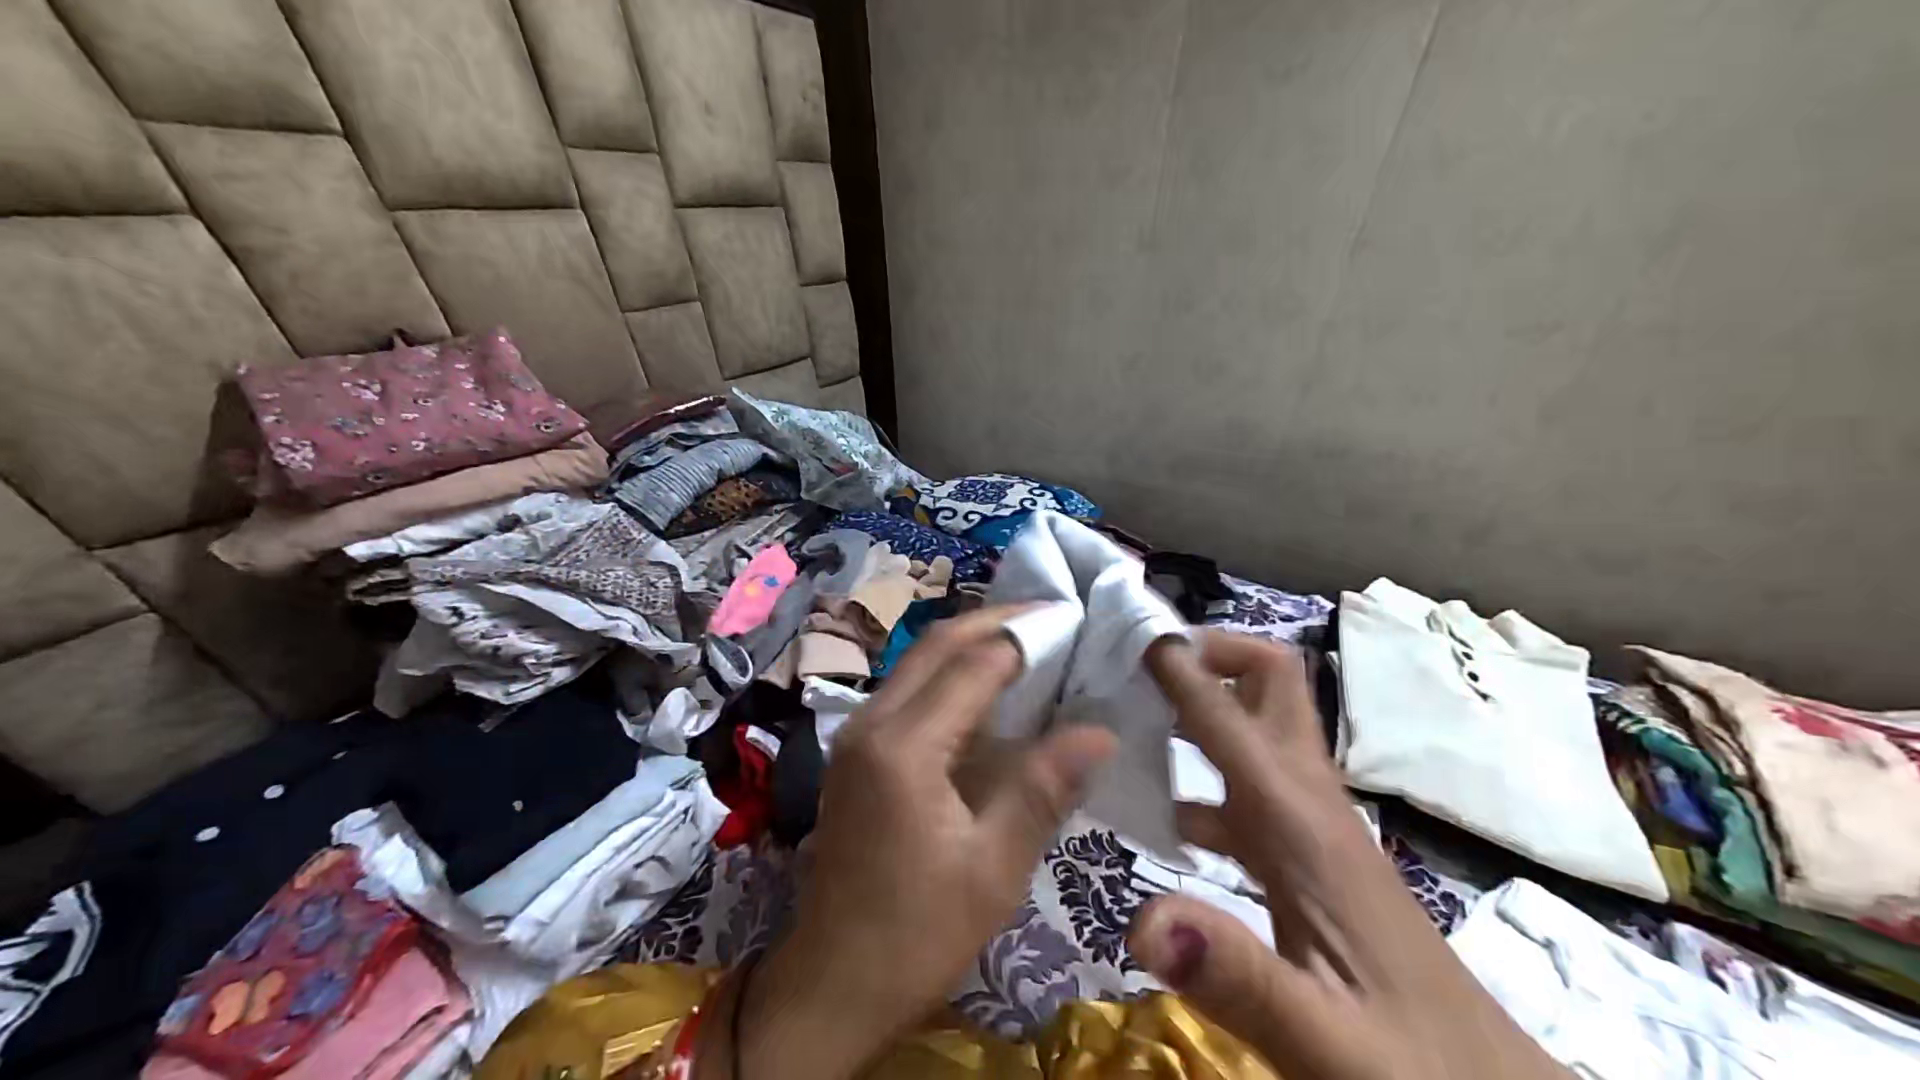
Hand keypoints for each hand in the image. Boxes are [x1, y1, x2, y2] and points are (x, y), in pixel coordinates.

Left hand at [715, 607, 1117, 1079]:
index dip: (1025, 638)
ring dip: (970, 644)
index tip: (1073, 621)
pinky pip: (907, 690)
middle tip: (1051, 616)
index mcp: (903, 746)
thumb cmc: (918, 931)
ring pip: (917, 662)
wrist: (833, 982)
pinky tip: (988, 691)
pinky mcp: (855, 752)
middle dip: (994, 622)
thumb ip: (1042, 788)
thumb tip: (1099, 730)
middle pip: (936, 644)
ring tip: (1029, 643)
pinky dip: (949, 675)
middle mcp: (871, 723)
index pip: (972, 664)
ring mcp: (855, 734)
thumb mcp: (993, 867)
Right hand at [1130, 631, 1570, 1079]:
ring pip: (1256, 729)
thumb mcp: (1326, 1041)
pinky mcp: (1304, 856)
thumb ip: (1236, 977)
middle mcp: (1308, 805)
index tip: (1130, 636)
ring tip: (1128, 711)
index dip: (1184, 669)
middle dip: (1212, 655)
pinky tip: (1158, 804)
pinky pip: (1244, 785)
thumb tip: (1139, 919)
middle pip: (1273, 686)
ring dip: (1202, 702)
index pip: (1233, 720)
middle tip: (1136, 663)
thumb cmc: (1417, 1064)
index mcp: (1306, 827)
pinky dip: (1201, 769)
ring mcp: (1309, 827)